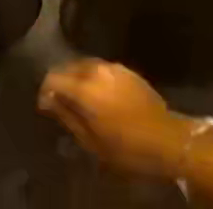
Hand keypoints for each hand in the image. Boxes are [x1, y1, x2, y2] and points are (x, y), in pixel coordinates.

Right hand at [38, 60, 196, 179]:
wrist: (167, 139)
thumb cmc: (127, 148)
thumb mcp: (91, 141)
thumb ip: (67, 116)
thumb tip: (49, 99)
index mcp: (85, 88)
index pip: (54, 77)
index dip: (45, 90)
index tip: (45, 105)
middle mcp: (96, 70)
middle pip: (68, 67)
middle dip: (61, 82)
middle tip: (61, 102)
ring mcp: (112, 66)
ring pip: (84, 64)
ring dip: (76, 77)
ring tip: (79, 97)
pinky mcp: (126, 68)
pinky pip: (100, 67)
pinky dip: (92, 76)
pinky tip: (99, 93)